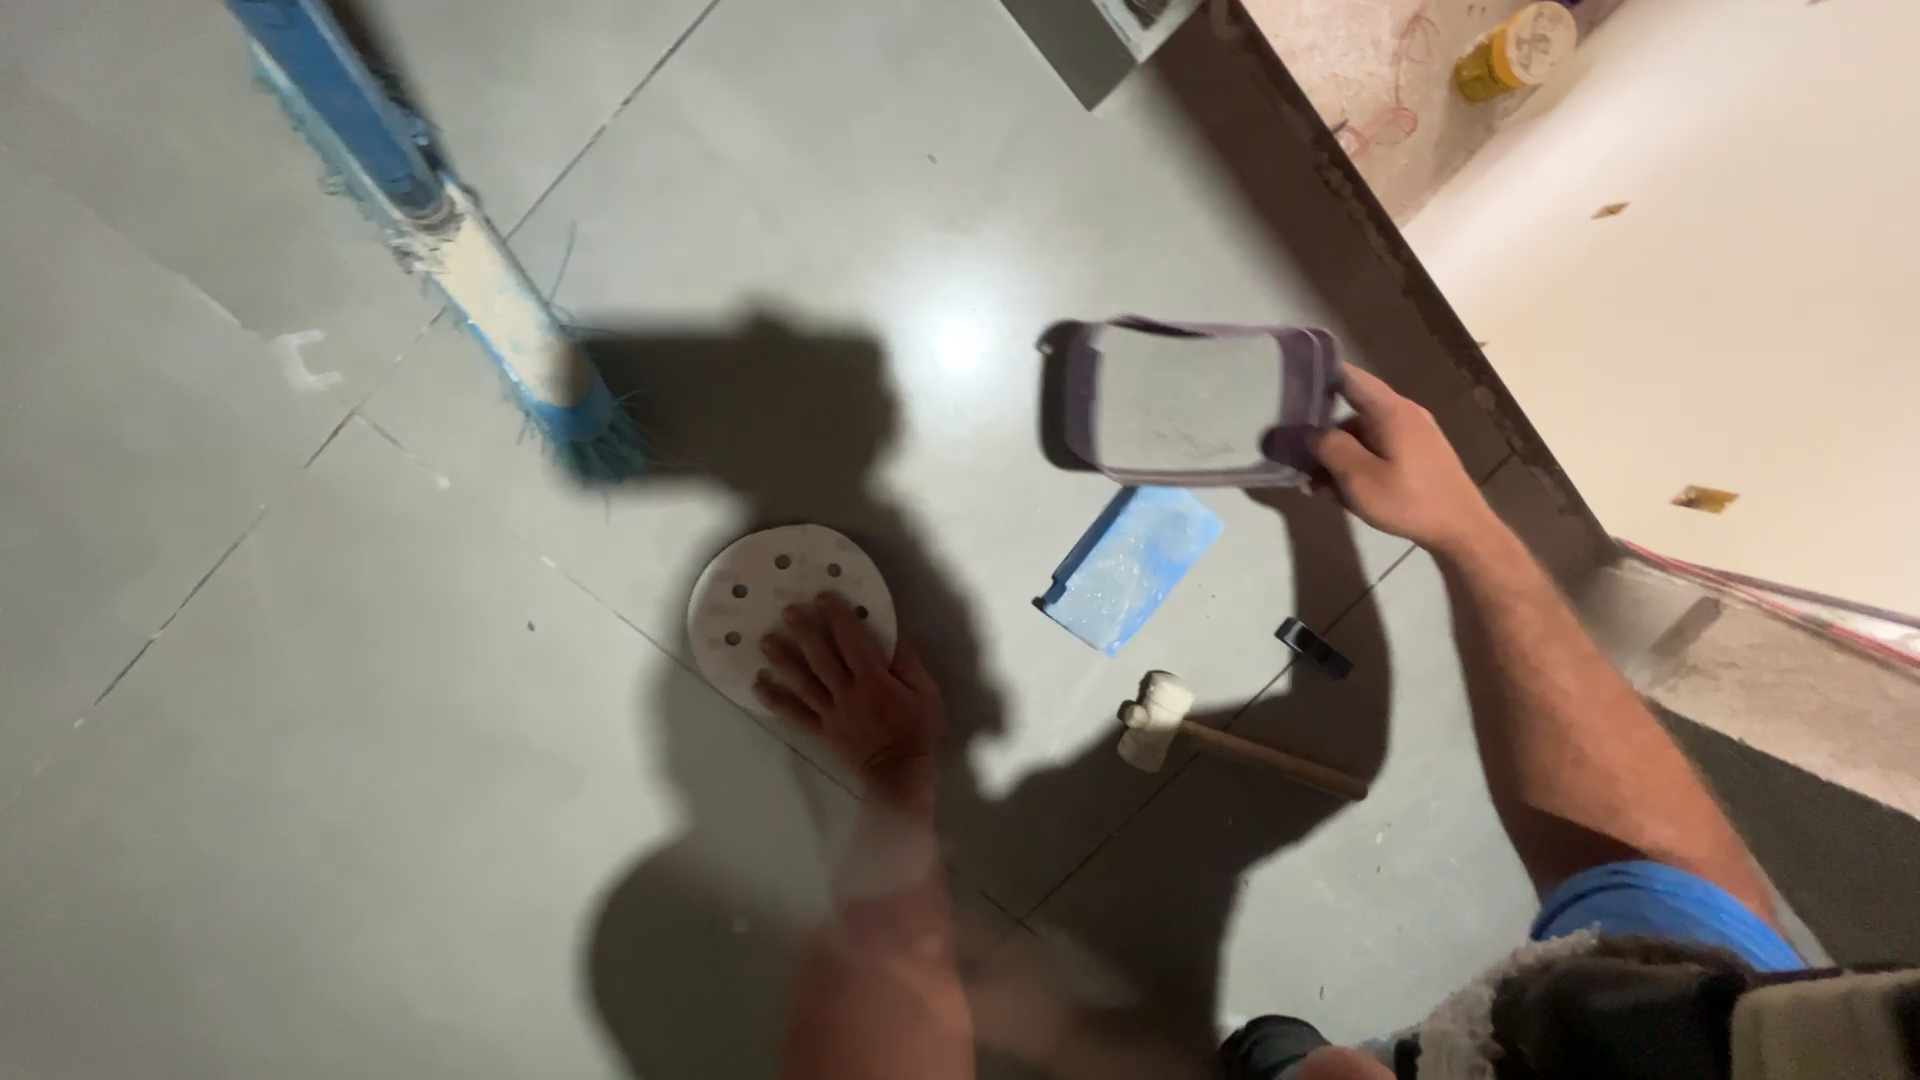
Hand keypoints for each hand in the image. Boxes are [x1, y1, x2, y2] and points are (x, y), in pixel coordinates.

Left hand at [755, 593, 944, 811]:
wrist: (899, 772)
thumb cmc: (917, 729)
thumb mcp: (926, 691)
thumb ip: (907, 662)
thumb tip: (892, 634)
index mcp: (873, 679)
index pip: (852, 641)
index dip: (837, 618)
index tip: (823, 597)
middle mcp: (846, 692)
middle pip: (821, 657)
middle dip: (804, 632)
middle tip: (788, 611)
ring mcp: (831, 712)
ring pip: (803, 682)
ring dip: (783, 660)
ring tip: (766, 641)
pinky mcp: (822, 730)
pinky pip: (795, 714)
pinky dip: (776, 701)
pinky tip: (758, 686)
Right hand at [1312, 364, 1502, 554]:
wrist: (1461, 530)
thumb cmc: (1408, 500)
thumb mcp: (1359, 478)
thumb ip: (1329, 448)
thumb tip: (1307, 432)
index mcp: (1391, 410)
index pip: (1349, 376)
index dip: (1318, 374)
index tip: (1289, 382)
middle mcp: (1402, 414)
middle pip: (1350, 411)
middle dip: (1320, 432)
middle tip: (1293, 454)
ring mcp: (1411, 434)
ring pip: (1359, 435)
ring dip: (1334, 455)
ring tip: (1313, 484)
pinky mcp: (1414, 454)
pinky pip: (1374, 450)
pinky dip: (1353, 464)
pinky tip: (1338, 491)